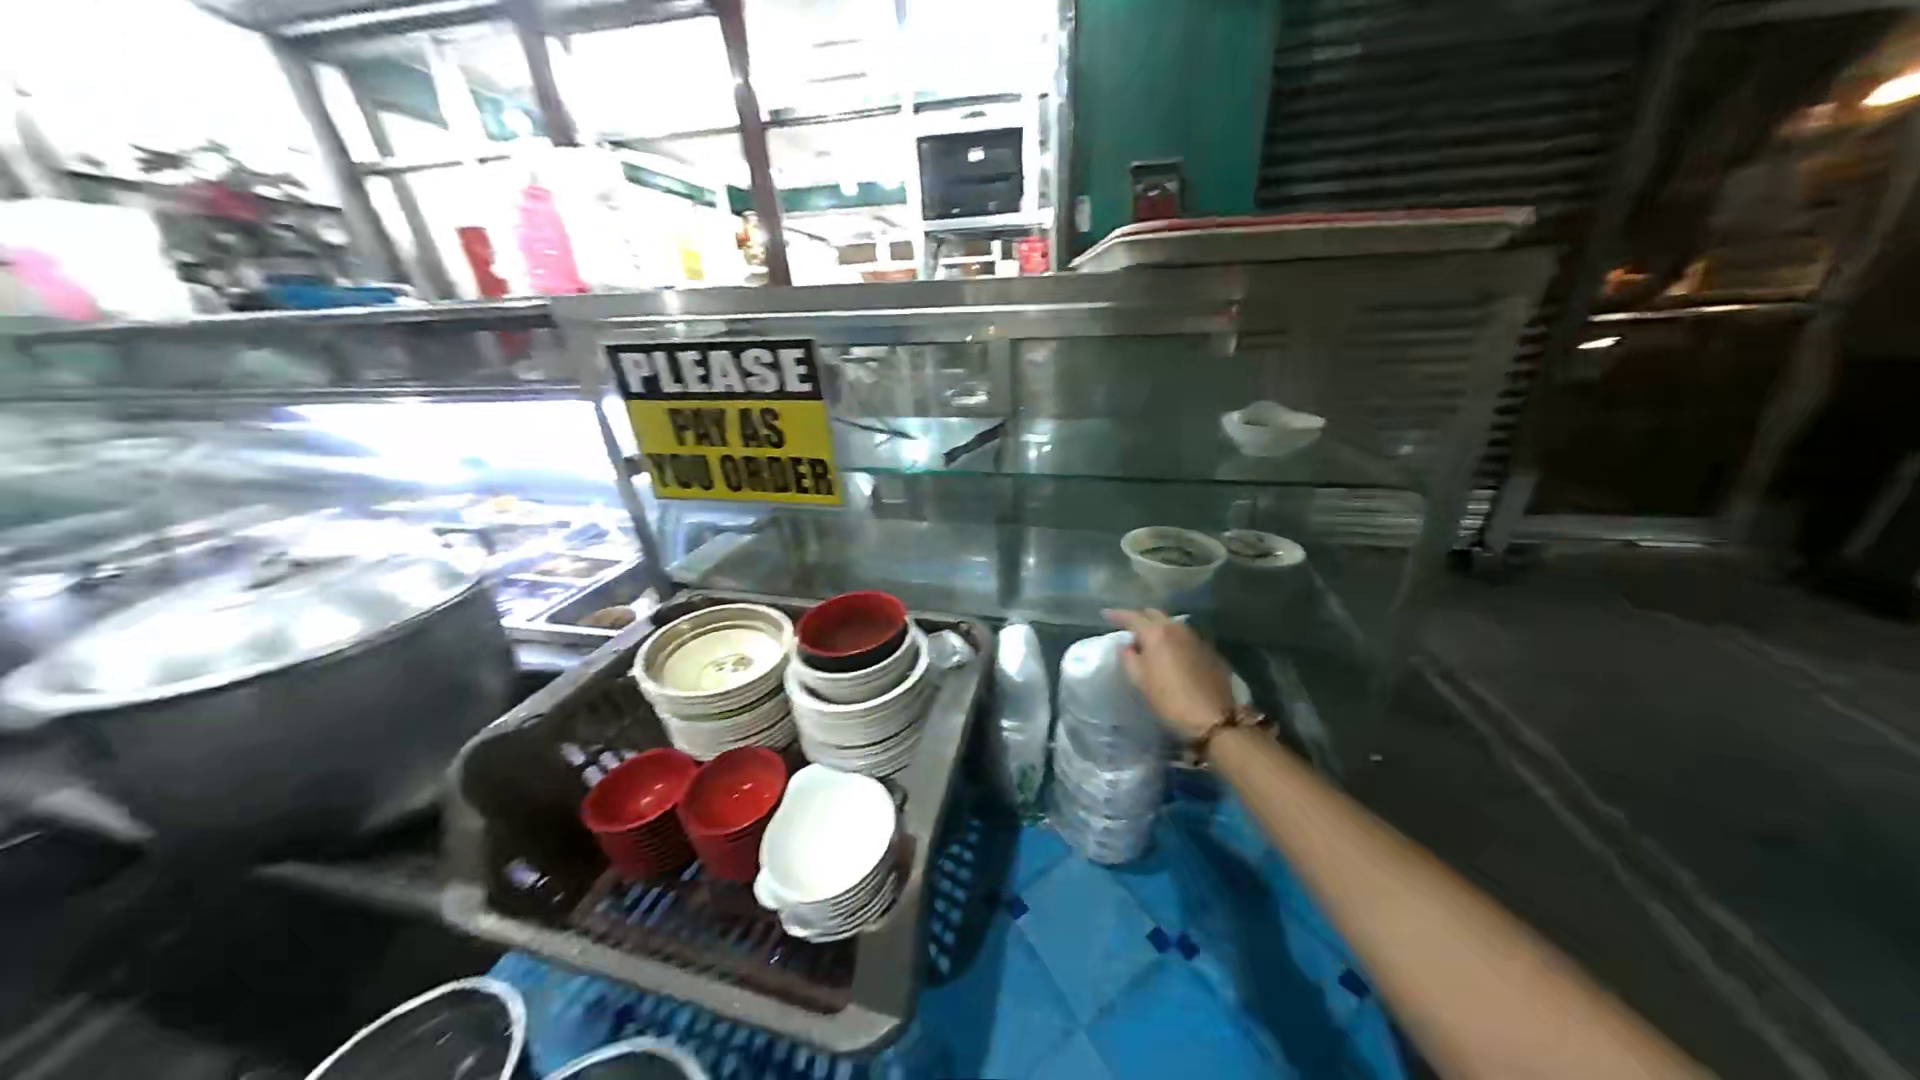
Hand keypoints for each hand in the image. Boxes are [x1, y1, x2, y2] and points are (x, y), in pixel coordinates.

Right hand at [1102, 608, 1235, 740]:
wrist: (1213, 718)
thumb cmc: (1169, 699)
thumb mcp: (1139, 680)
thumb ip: (1128, 658)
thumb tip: (1129, 646)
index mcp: (1156, 633)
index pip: (1132, 617)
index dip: (1117, 615)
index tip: (1106, 614)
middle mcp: (1177, 629)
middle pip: (1154, 614)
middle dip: (1140, 617)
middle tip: (1128, 626)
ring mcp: (1196, 638)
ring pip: (1172, 624)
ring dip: (1159, 627)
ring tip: (1149, 639)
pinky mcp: (1209, 651)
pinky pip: (1186, 637)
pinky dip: (1174, 639)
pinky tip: (1172, 652)